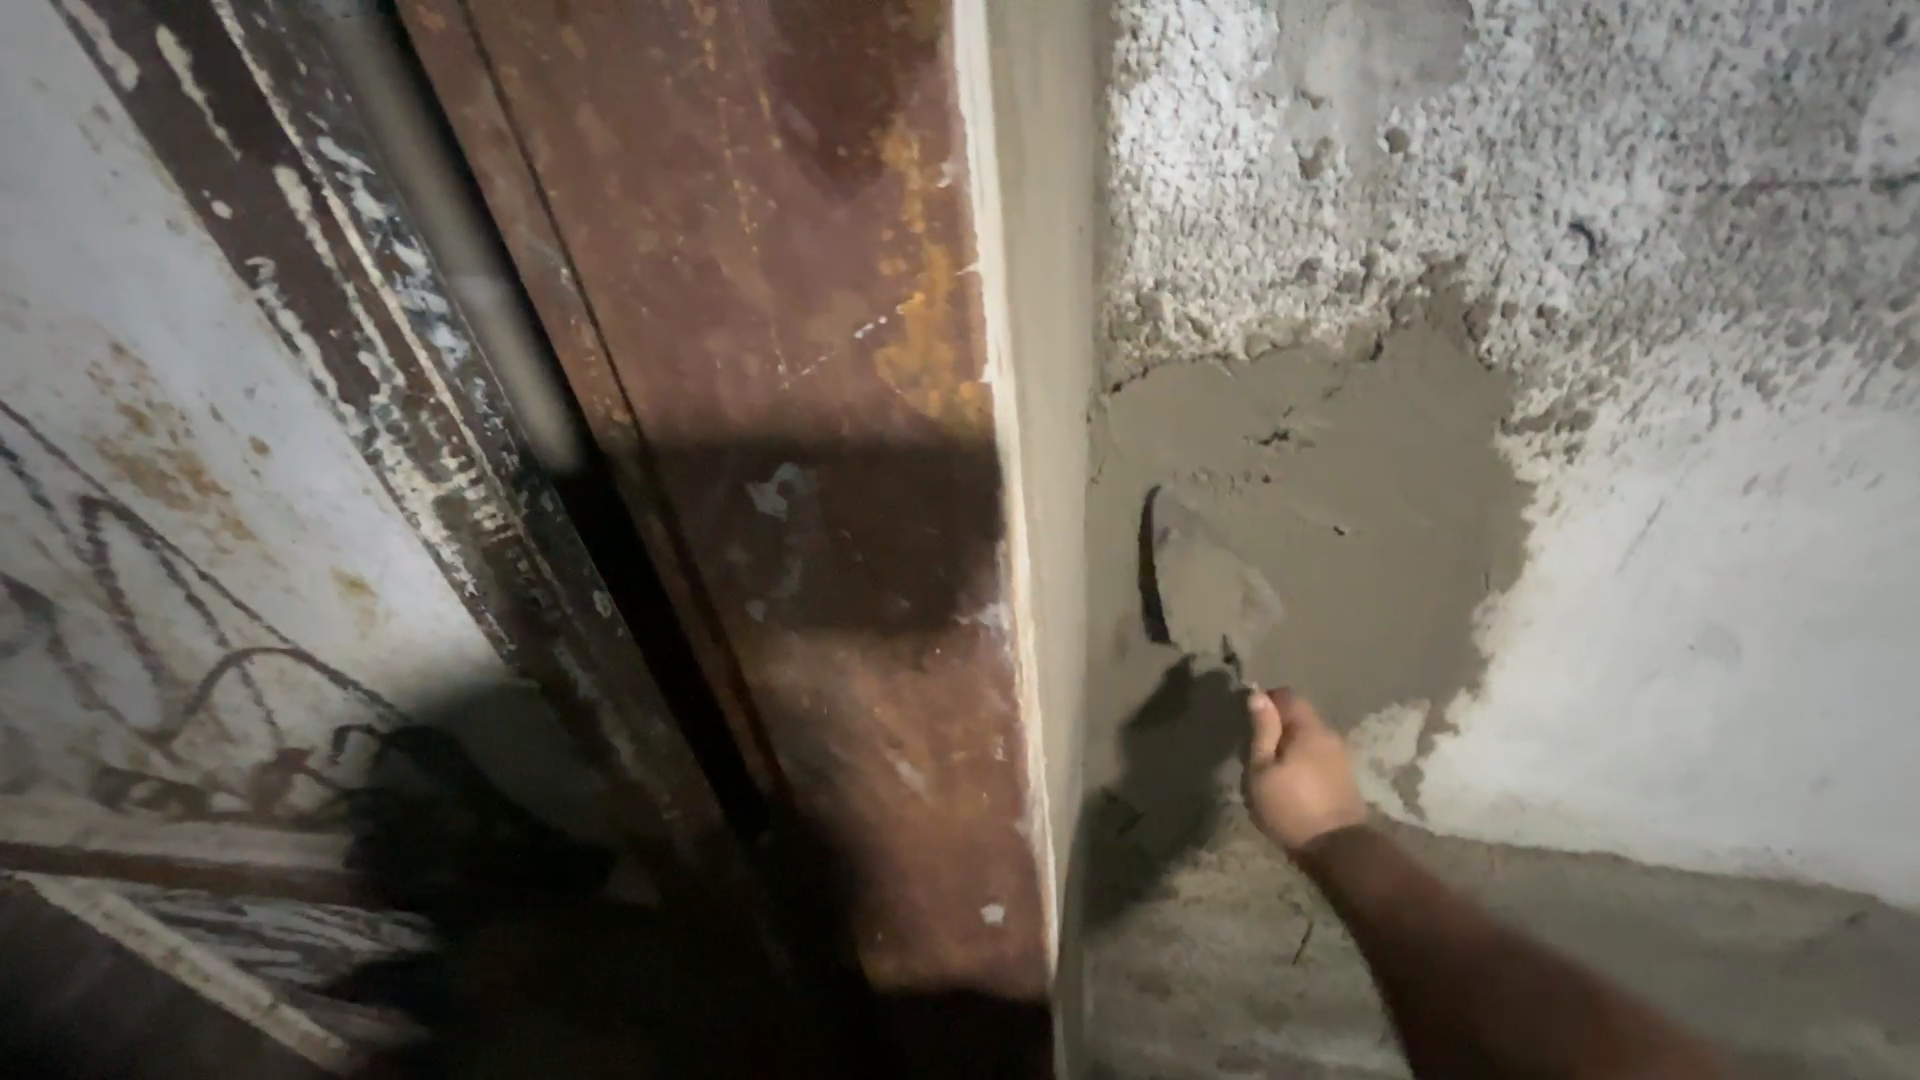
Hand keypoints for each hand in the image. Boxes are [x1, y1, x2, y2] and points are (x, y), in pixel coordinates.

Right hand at [1244, 688, 1367, 852]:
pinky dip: (1303, 759)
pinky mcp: (1345, 777)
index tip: (1249, 721)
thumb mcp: (1262, 769)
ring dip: (1290, 744)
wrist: (1337, 849)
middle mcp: (1329, 735)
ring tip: (1272, 768)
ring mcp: (1341, 756)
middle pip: (1300, 715)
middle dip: (1277, 725)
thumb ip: (1262, 730)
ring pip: (1309, 737)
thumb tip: (1258, 695)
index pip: (1287, 695)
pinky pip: (1318, 755)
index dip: (1266, 701)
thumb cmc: (1290, 806)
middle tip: (1256, 749)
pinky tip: (1292, 781)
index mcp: (1309, 728)